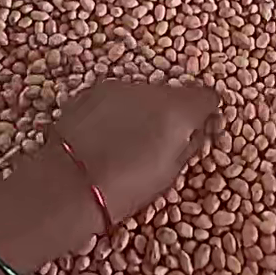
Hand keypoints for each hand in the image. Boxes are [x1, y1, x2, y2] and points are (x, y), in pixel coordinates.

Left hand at [55, 79, 220, 219]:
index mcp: (177, 110)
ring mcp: (117, 87)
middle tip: (161, 140)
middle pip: (170, 94)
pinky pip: (115, 97)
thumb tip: (196, 130)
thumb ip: (188, 144)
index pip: (205, 96)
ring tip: (129, 140)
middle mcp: (149, 90)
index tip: (202, 123)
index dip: (206, 110)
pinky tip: (107, 134)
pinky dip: (116, 110)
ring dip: (141, 110)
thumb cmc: (126, 187)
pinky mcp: (90, 92)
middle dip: (170, 112)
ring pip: (141, 94)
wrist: (69, 183)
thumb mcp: (169, 173)